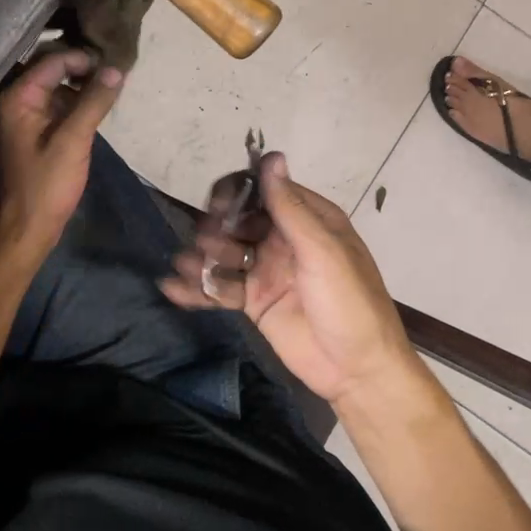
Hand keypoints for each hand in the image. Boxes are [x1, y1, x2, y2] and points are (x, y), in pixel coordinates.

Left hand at [0, 49, 122, 253]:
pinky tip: (101, 106)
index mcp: (18, 97)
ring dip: (84, 86)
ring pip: (59, 88)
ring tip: (115, 84)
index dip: (83, 58)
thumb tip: (116, 69)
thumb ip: (93, 102)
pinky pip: (60, 107)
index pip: (53, 60)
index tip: (115, 62)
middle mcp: (19, 101)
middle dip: (84, 68)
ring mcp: (28, 118)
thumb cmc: (46, 184)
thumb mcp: (73, 140)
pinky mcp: (39, 134)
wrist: (28, 227)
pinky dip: (79, 104)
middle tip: (118, 69)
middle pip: (54, 70)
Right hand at [160, 154, 415, 403]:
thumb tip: (271, 157)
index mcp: (308, 221)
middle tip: (207, 244)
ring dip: (202, 257)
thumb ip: (291, 208)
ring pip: (223, 252)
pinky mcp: (252, 301)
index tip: (219, 208)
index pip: (263, 191)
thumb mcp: (324, 253)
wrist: (358, 373)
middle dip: (216, 229)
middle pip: (236, 221)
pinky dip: (196, 288)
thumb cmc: (351, 305)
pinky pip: (219, 287)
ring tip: (188, 268)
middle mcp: (282, 240)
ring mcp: (266, 271)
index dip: (237, 194)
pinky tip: (173, 289)